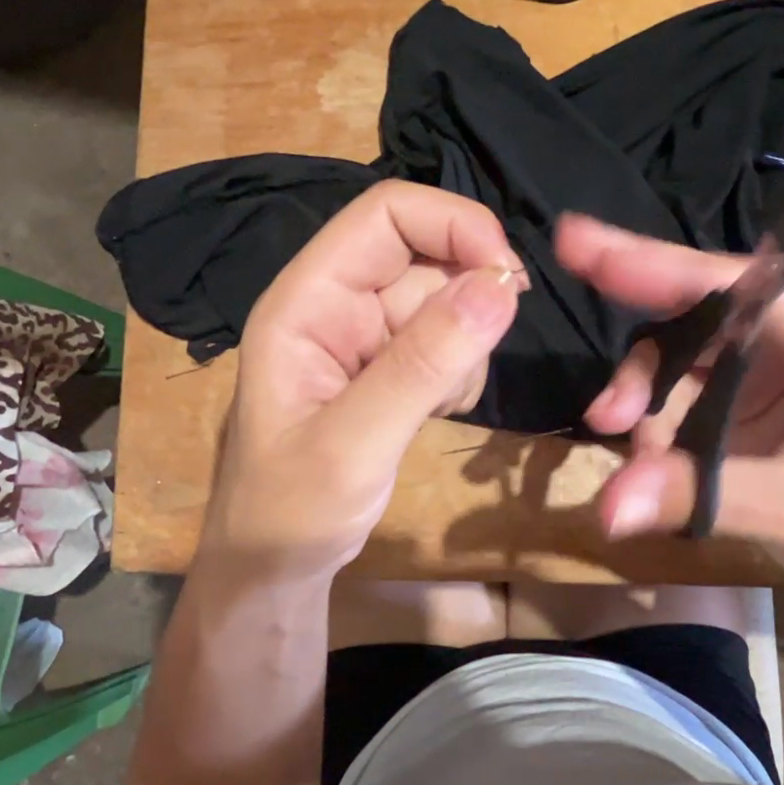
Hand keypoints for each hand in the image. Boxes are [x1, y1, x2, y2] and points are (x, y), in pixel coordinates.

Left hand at [198, 180, 525, 580]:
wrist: (275, 569)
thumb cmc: (290, 512)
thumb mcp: (352, 444)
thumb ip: (421, 366)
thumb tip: (500, 285)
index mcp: (306, 301)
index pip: (385, 215)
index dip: (453, 224)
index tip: (508, 275)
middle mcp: (336, 305)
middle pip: (424, 252)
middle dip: (468, 295)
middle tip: (478, 359)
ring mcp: (364, 337)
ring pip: (445, 299)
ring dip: (466, 343)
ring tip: (442, 403)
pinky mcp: (389, 369)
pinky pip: (447, 341)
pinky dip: (462, 370)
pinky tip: (440, 412)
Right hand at [555, 213, 783, 598]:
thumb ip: (699, 497)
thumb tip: (607, 504)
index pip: (762, 291)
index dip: (678, 273)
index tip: (600, 256)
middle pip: (713, 305)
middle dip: (645, 307)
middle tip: (571, 256)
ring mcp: (770, 362)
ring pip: (684, 345)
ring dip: (640, 386)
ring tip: (611, 429)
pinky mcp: (738, 391)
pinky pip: (675, 385)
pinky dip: (647, 416)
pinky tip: (643, 457)